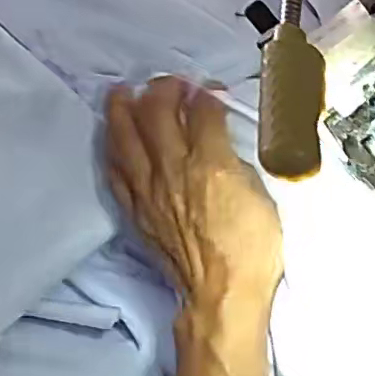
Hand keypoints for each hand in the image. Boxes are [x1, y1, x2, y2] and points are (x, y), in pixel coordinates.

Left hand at [105, 78, 283, 321]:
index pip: (202, 113)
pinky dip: (112, 150)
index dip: (206, 94)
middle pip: (157, 114)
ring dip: (122, 109)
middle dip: (163, 90)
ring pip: (126, 137)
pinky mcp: (138, 212)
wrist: (223, 292)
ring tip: (122, 92)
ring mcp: (150, 191)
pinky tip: (113, 140)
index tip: (210, 90)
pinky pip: (116, 172)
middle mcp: (174, 170)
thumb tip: (220, 141)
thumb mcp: (262, 197)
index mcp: (211, 164)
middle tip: (169, 83)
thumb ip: (237, 162)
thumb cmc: (254, 248)